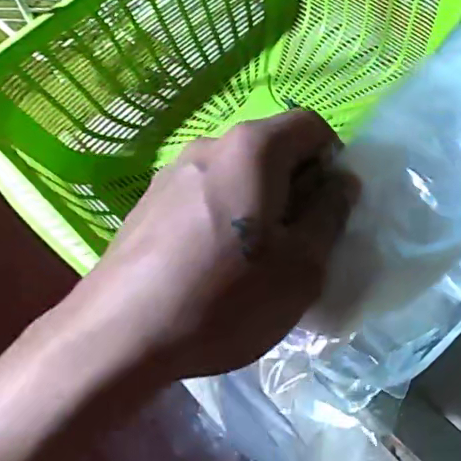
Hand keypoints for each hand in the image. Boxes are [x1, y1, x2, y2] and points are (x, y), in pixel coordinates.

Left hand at [60, 110, 358, 386]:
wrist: (119, 333)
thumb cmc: (224, 298)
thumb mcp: (301, 266)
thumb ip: (330, 214)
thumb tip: (340, 182)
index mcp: (251, 148)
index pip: (311, 126)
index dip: (331, 163)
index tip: (325, 213)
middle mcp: (208, 146)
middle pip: (270, 150)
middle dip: (293, 187)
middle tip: (293, 245)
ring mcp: (170, 173)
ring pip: (234, 176)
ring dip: (255, 206)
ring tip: (248, 263)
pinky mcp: (146, 203)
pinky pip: (201, 196)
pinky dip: (220, 218)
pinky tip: (208, 268)